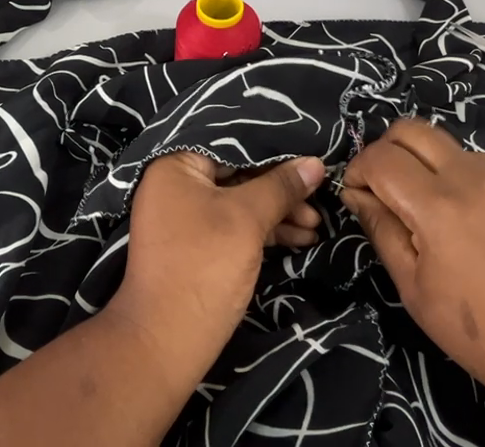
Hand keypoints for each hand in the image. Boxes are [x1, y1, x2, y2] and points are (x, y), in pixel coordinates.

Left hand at [112, 152, 325, 360]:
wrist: (164, 342)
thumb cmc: (203, 266)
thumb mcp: (247, 219)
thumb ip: (281, 187)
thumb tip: (315, 163)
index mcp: (176, 164)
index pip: (232, 143)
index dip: (274, 150)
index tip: (311, 156)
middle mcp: (175, 183)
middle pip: (238, 172)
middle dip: (281, 187)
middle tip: (319, 198)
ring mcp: (184, 215)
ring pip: (240, 200)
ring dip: (278, 212)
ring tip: (316, 225)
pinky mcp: (196, 244)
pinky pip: (234, 223)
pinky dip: (264, 230)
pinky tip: (299, 238)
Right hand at [340, 120, 484, 396]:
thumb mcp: (416, 292)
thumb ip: (383, 233)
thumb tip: (358, 195)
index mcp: (437, 208)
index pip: (381, 158)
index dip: (358, 169)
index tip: (356, 193)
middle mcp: (470, 176)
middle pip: (411, 129)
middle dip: (386, 150)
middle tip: (386, 188)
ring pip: (448, 145)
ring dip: (427, 165)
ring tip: (437, 214)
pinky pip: (482, 163)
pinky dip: (463, 179)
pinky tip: (476, 222)